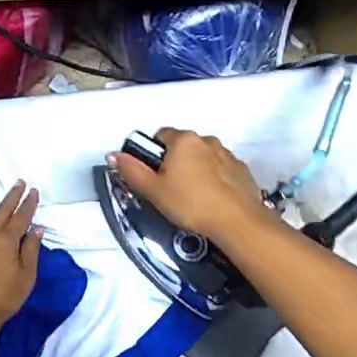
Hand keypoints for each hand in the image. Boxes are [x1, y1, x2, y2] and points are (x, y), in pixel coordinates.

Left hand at [0, 181, 42, 336]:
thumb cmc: (5, 297)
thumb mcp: (27, 276)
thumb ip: (31, 249)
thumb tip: (36, 227)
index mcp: (7, 241)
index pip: (21, 217)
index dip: (28, 204)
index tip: (32, 191)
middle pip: (1, 211)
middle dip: (11, 196)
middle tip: (18, 182)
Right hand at [109, 128, 277, 242]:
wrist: (236, 221)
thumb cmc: (190, 203)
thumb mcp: (153, 191)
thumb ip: (132, 170)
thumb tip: (113, 155)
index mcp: (183, 140)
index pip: (161, 135)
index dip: (153, 154)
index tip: (154, 176)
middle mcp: (207, 140)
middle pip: (184, 146)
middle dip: (176, 162)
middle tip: (170, 189)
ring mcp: (228, 154)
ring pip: (204, 157)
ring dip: (197, 169)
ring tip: (193, 197)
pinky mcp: (243, 170)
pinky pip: (222, 169)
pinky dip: (216, 179)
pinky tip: (213, 199)